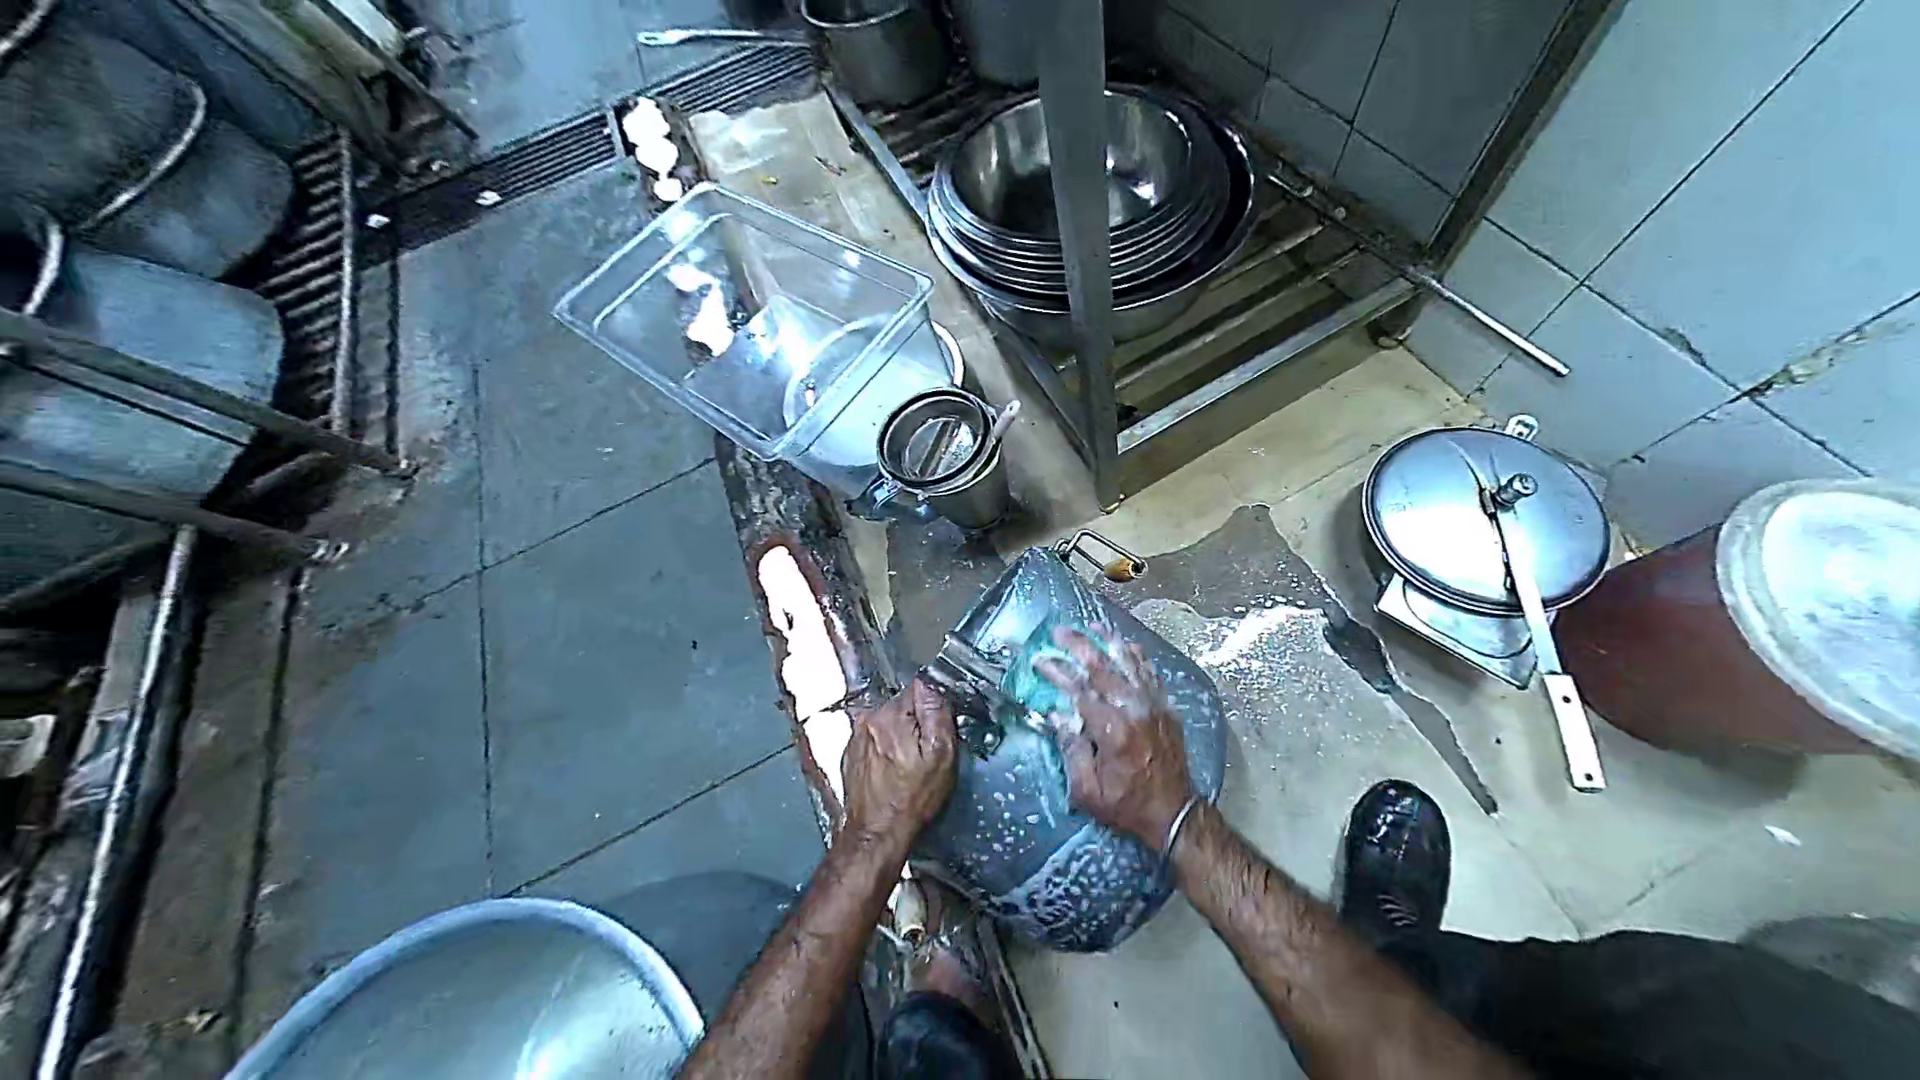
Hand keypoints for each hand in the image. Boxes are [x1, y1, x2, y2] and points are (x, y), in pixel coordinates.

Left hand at [840, 677, 956, 849]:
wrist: (877, 833)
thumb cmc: (911, 798)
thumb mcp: (940, 755)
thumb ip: (936, 712)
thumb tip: (931, 684)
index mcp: (891, 715)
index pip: (919, 690)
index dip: (933, 709)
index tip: (936, 731)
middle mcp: (869, 719)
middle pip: (903, 705)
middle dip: (916, 722)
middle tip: (924, 753)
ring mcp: (857, 736)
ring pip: (888, 722)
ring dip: (899, 736)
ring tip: (907, 765)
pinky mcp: (851, 752)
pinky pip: (875, 739)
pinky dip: (885, 749)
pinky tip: (893, 771)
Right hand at [1037, 625, 1193, 851]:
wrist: (1174, 814)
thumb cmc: (1126, 804)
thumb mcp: (1087, 789)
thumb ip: (1070, 749)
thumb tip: (1055, 716)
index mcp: (1111, 729)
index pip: (1078, 689)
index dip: (1056, 671)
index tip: (1039, 660)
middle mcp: (1134, 710)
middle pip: (1103, 666)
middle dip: (1079, 645)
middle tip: (1060, 631)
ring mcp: (1154, 706)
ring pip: (1130, 663)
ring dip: (1109, 641)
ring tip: (1093, 626)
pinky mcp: (1167, 709)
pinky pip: (1151, 674)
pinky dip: (1138, 656)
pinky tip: (1127, 645)